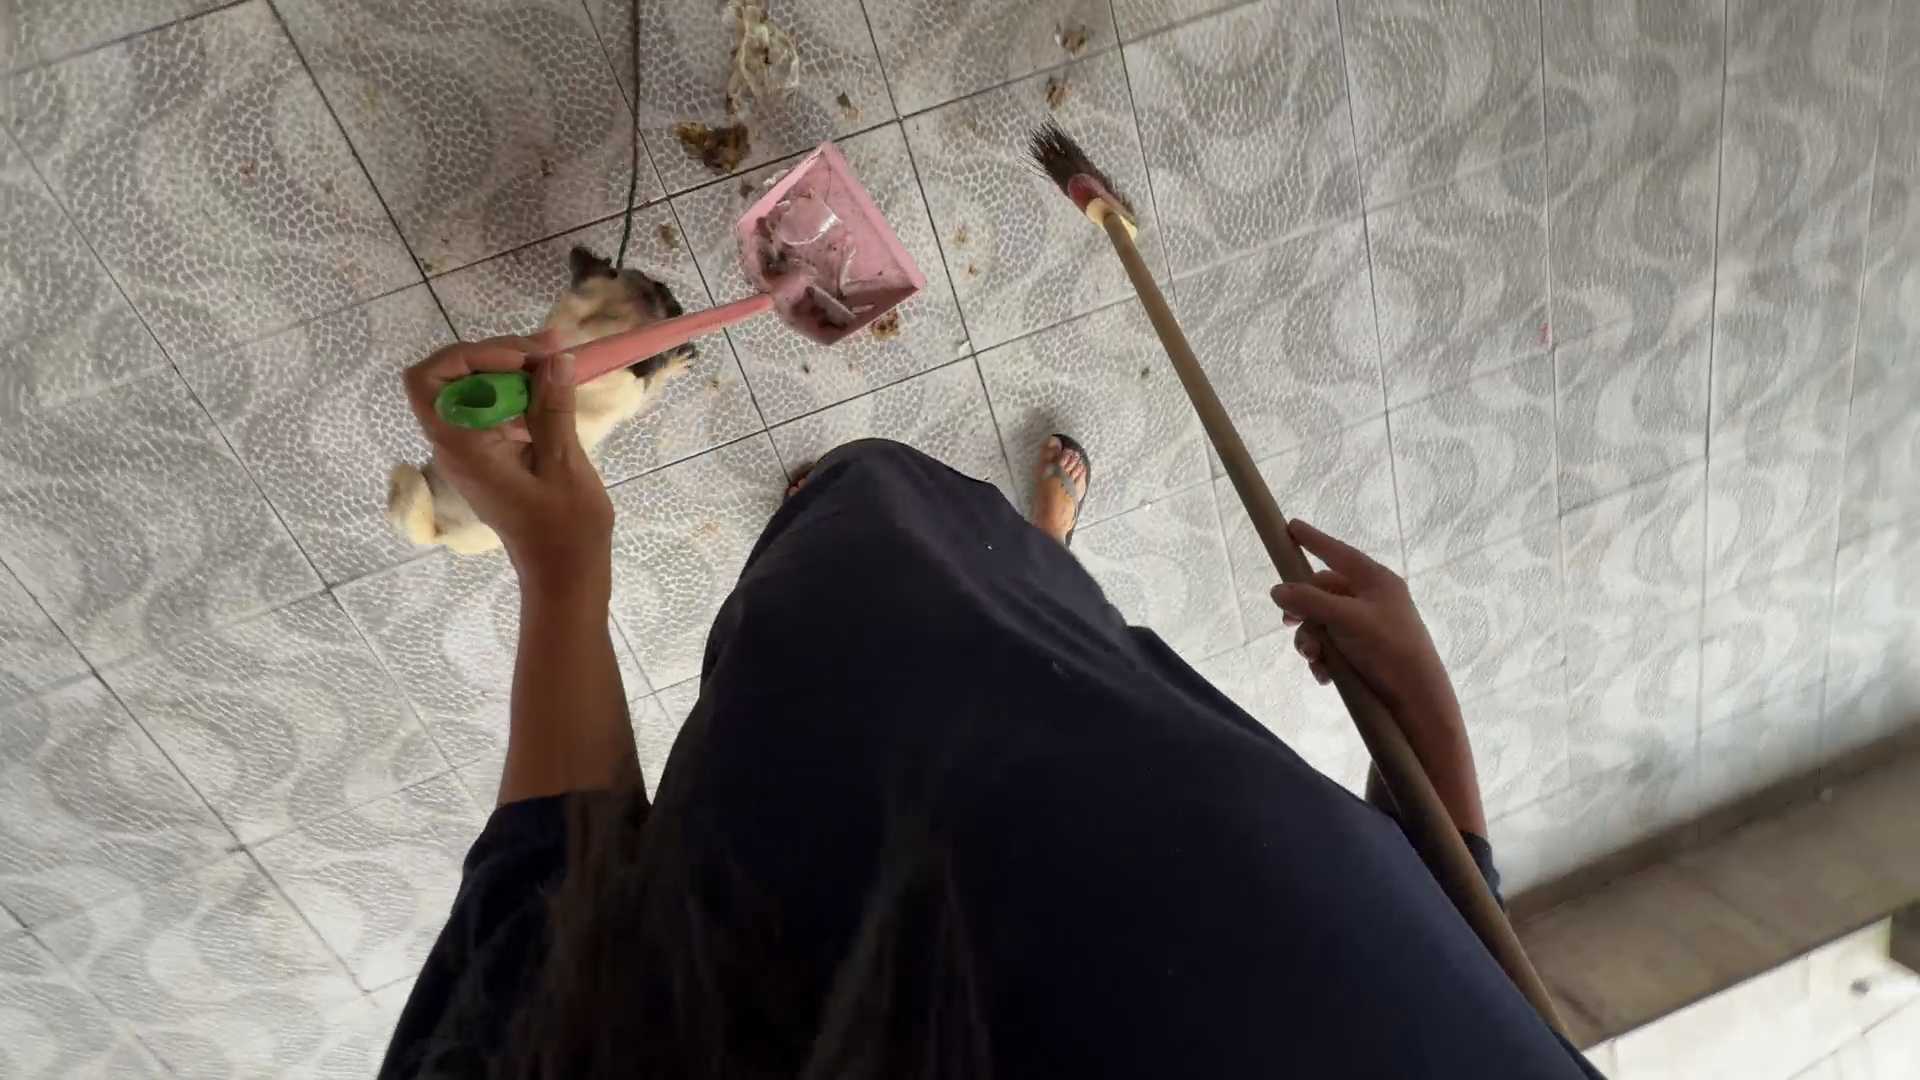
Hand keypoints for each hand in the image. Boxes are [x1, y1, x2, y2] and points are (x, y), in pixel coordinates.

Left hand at [402, 340, 613, 595]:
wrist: (565, 570)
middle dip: (498, 356)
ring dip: (512, 371)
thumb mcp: (564, 465)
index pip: (433, 378)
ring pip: (474, 390)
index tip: (527, 359)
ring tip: (558, 361)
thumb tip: (556, 359)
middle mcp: (455, 444)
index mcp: (463, 446)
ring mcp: (471, 450)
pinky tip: (554, 390)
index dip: (473, 355)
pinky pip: (493, 411)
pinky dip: (520, 393)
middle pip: (451, 377)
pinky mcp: (491, 456)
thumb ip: (554, 410)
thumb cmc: (565, 527)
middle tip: (551, 351)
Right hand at [1267, 519, 1462, 749]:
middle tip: (1288, 621)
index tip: (1290, 526)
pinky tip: (1324, 673)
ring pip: (1320, 622)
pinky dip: (1321, 658)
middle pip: (1321, 592)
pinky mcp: (1361, 651)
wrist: (1416, 700)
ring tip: (1313, 658)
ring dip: (1310, 640)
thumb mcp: (1346, 619)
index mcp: (1375, 581)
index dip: (1313, 540)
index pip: (1338, 552)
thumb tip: (1276, 590)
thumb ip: (1309, 601)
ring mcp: (1365, 626)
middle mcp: (1370, 599)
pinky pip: (1328, 645)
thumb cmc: (1388, 648)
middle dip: (1302, 611)